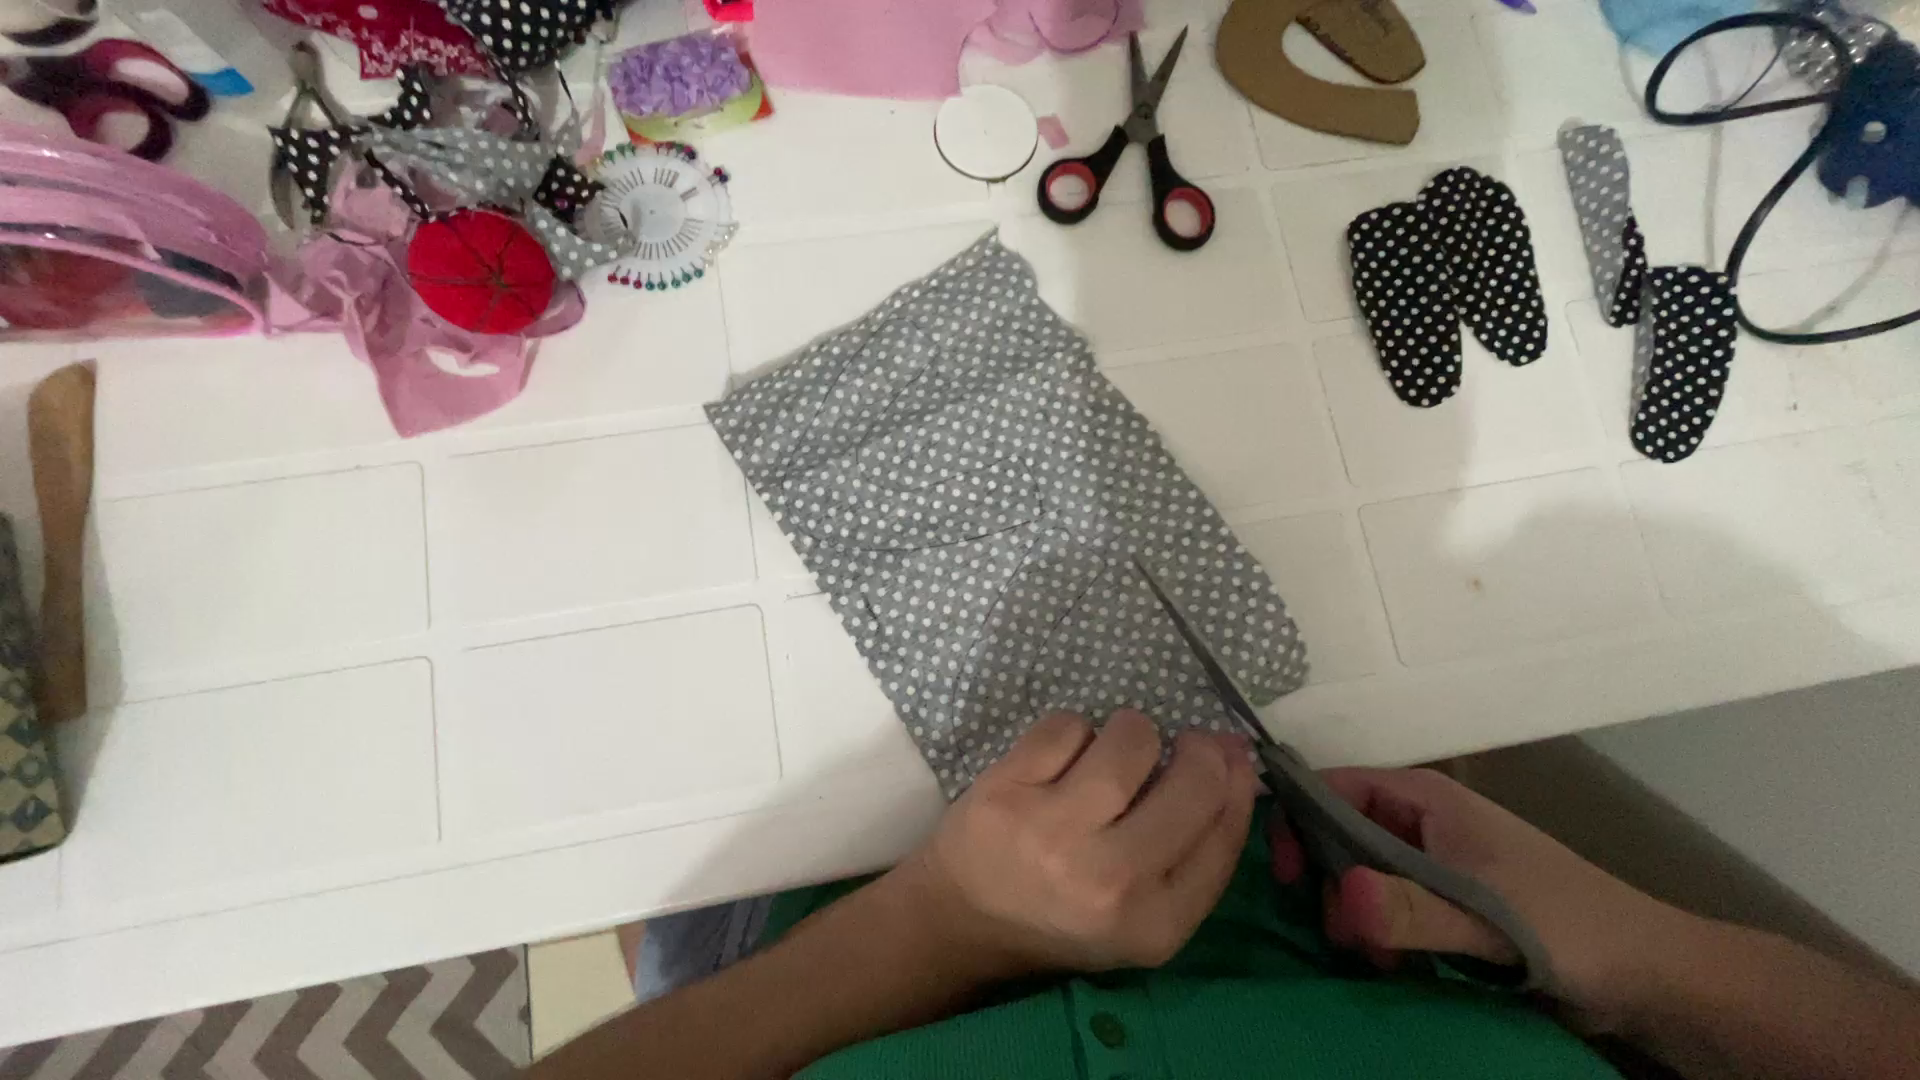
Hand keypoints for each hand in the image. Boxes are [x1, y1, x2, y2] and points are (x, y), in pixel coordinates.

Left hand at [891, 709, 1258, 981]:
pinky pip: (1069, 725)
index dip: (1235, 781)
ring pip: (1130, 738)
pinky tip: (1062, 759)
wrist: (965, 918)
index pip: (1225, 832)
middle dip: (1196, 749)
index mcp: (1156, 924)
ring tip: (1110, 757)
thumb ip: (1195, 846)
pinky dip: (1074, 731)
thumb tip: (1235, 754)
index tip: (1228, 754)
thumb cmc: (1065, 914)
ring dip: (1131, 733)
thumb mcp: (1143, 912)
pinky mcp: (1005, 791)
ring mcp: (1054, 832)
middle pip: (1192, 782)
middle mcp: (1110, 880)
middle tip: (1179, 745)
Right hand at [1269, 766, 1689, 1030]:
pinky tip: (1394, 960)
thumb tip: (1340, 895)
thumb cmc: (1570, 928)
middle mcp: (1417, 817)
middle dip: (1328, 880)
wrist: (1654, 976)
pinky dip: (1378, 926)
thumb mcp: (1488, 919)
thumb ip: (1414, 909)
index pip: (1329, 786)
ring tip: (1378, 957)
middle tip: (1343, 933)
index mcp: (1421, 796)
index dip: (1296, 820)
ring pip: (1359, 869)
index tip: (1285, 873)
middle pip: (1337, 830)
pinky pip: (1386, 898)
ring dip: (1355, 912)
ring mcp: (1430, 856)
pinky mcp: (1442, 895)